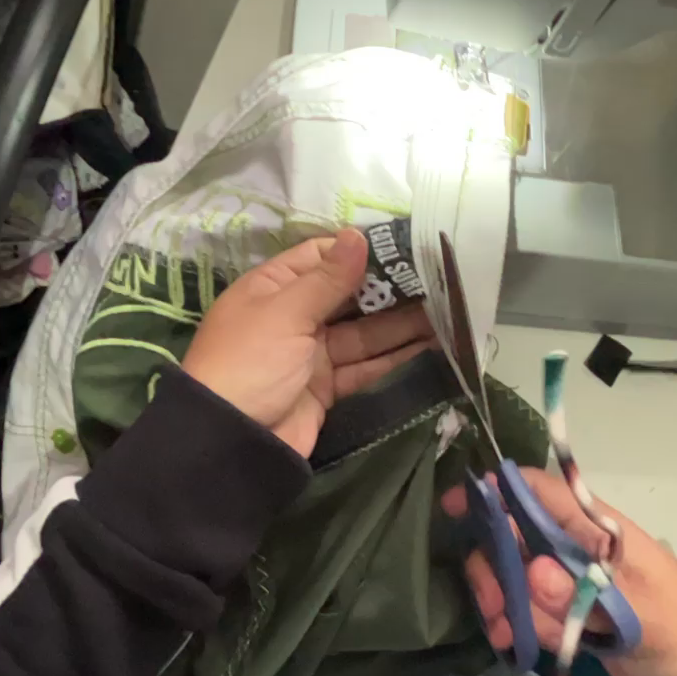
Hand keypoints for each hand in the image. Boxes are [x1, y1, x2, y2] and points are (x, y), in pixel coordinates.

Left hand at [183, 228, 435, 456]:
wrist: (230, 442)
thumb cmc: (251, 363)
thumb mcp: (285, 312)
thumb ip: (327, 279)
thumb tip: (357, 234)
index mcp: (274, 289)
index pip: (321, 258)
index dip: (360, 252)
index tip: (404, 247)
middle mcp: (294, 317)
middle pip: (348, 298)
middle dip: (390, 292)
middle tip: (438, 281)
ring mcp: (311, 356)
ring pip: (363, 335)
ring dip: (400, 327)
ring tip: (446, 313)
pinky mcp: (326, 390)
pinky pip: (364, 369)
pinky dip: (394, 361)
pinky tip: (429, 350)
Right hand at [442, 468, 676, 675]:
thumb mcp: (643, 619)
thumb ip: (586, 596)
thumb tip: (533, 571)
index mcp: (598, 529)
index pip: (540, 490)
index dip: (496, 490)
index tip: (457, 508)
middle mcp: (575, 543)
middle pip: (513, 531)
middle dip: (492, 564)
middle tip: (492, 604)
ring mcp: (567, 575)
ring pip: (512, 570)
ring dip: (500, 598)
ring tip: (504, 631)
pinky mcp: (563, 605)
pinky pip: (524, 603)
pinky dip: (512, 619)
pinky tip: (511, 640)